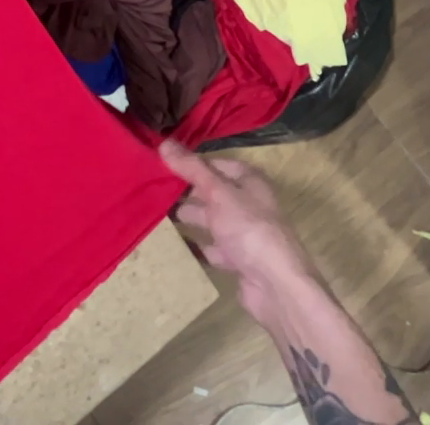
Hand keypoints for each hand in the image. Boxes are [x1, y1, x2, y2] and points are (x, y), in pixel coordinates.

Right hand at [159, 140, 317, 323]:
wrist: (276, 286)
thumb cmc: (249, 229)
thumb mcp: (217, 192)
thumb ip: (191, 169)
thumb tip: (164, 142)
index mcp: (249, 181)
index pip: (215, 164)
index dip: (191, 164)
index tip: (161, 165)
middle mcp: (249, 203)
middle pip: (212, 192)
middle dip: (186, 192)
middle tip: (153, 191)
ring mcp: (245, 233)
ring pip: (212, 220)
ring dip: (190, 218)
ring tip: (158, 215)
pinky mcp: (239, 260)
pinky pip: (213, 248)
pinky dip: (197, 246)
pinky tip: (176, 246)